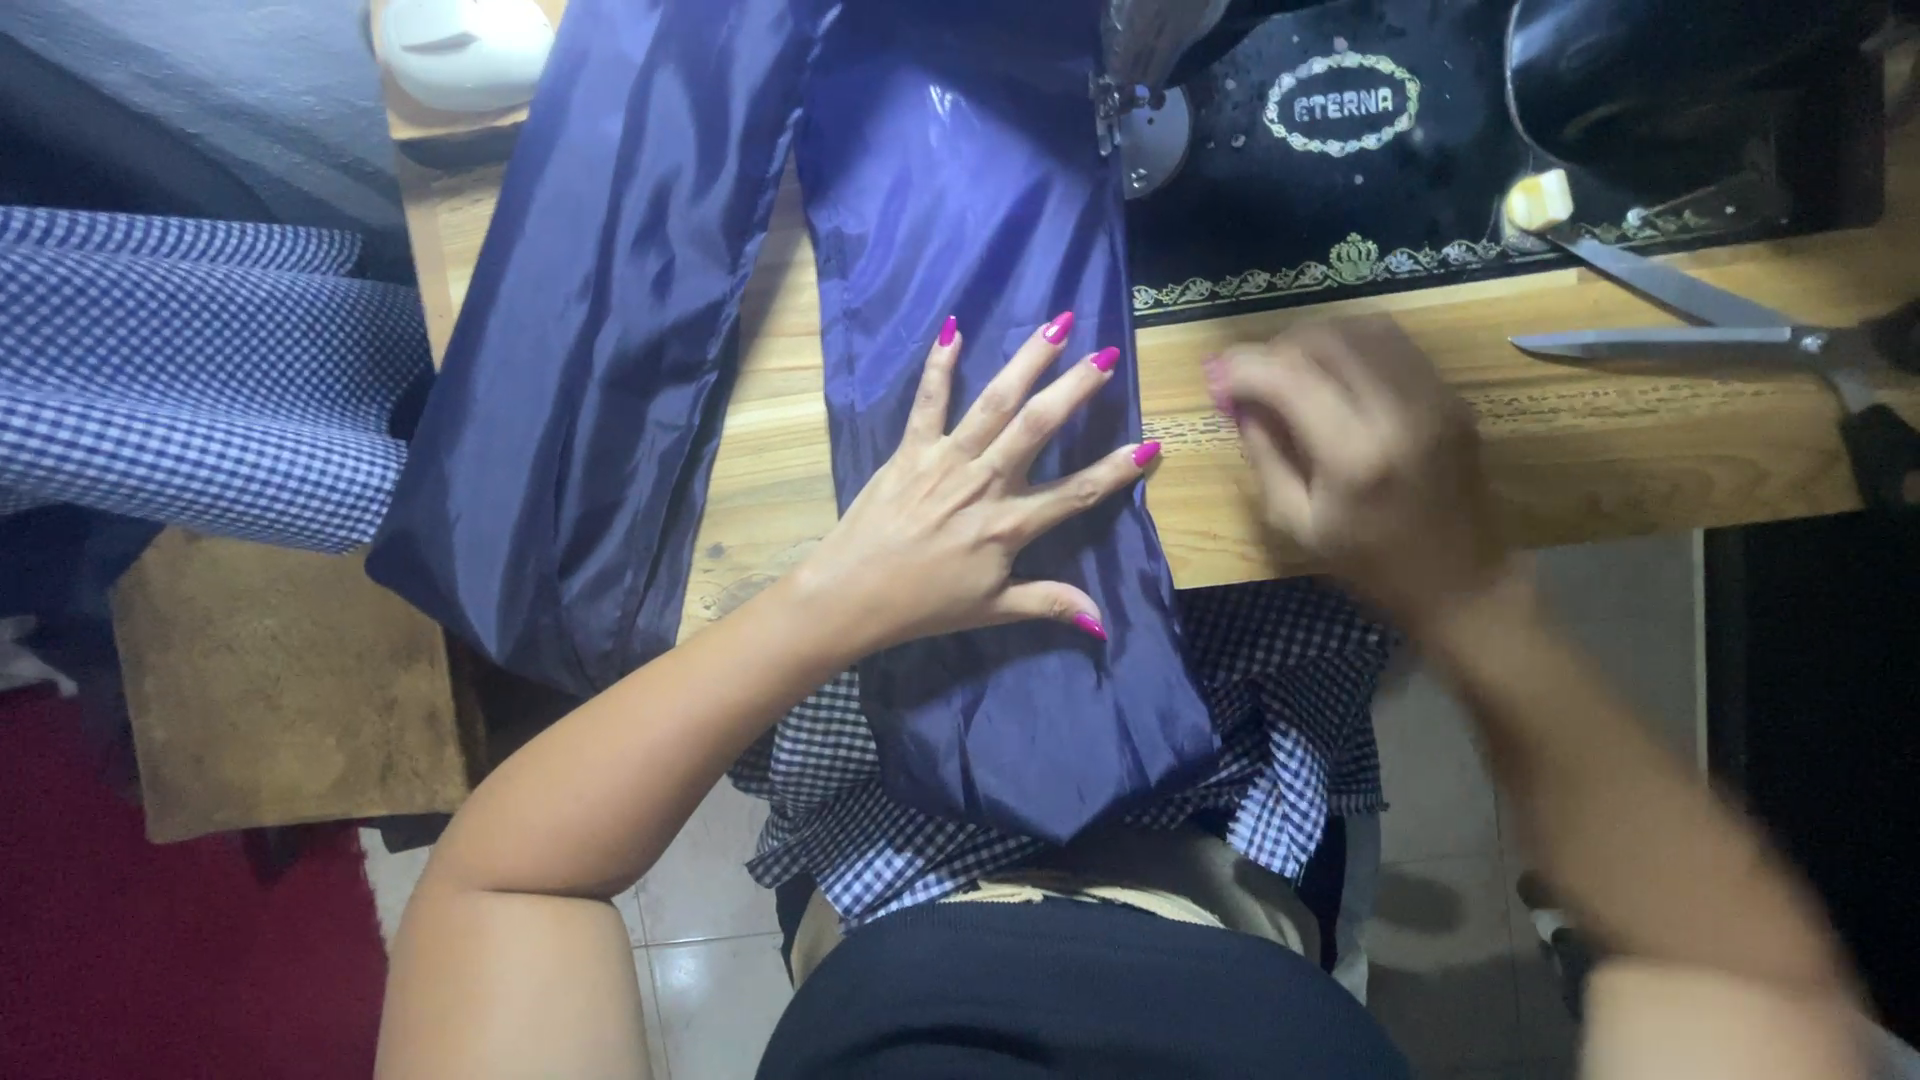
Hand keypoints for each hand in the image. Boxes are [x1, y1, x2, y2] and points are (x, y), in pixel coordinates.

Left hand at [792, 313, 1157, 653]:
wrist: (852, 594)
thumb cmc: (924, 605)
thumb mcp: (992, 610)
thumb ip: (1049, 604)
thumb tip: (1102, 623)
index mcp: (1009, 525)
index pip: (1076, 494)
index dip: (1116, 472)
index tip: (1150, 445)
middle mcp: (985, 483)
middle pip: (1038, 428)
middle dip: (1074, 389)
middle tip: (1104, 354)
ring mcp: (946, 460)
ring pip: (994, 403)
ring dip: (1026, 362)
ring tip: (1055, 324)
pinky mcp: (910, 450)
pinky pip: (928, 401)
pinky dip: (939, 364)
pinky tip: (953, 327)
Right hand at [1214, 317, 1511, 627]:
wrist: (1462, 582)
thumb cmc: (1369, 565)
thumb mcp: (1296, 522)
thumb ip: (1264, 454)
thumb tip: (1239, 401)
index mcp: (1354, 454)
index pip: (1289, 378)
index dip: (1243, 368)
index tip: (1217, 380)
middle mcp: (1399, 410)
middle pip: (1326, 339)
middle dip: (1276, 348)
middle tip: (1251, 377)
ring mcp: (1433, 396)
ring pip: (1364, 328)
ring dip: (1314, 339)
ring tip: (1288, 370)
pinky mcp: (1451, 394)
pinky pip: (1393, 343)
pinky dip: (1351, 346)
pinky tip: (1331, 375)